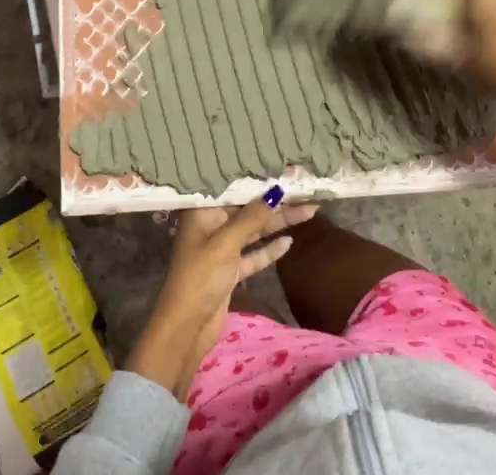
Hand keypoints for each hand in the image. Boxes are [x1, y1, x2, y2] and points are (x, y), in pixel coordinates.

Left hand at [125, 194, 318, 400]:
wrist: (186, 326)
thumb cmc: (200, 277)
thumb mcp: (226, 243)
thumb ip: (252, 218)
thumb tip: (276, 192)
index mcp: (202, 212)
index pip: (233, 188)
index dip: (257, 179)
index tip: (282, 168)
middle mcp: (211, 226)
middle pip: (247, 209)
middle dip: (275, 202)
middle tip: (306, 191)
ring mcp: (222, 249)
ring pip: (254, 231)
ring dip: (278, 223)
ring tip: (309, 211)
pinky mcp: (230, 271)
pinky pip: (253, 255)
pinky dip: (269, 249)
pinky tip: (289, 241)